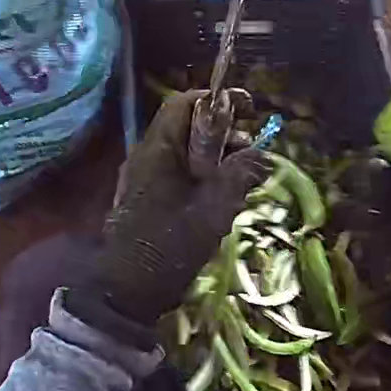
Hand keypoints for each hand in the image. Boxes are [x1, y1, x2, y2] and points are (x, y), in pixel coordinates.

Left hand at [71, 90, 271, 344]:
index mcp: (156, 149)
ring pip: (185, 154)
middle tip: (250, 152)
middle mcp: (146, 157)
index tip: (248, 111)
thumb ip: (240, 174)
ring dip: (215, 159)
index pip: (183, 103)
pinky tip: (221, 200)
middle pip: (186, 128)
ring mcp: (143, 179)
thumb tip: (262, 154)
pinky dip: (202, 178)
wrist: (127, 290)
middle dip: (223, 134)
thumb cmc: (169, 243)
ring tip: (241, 179)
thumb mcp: (214, 207)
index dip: (217, 100)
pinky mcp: (146, 200)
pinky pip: (178, 175)